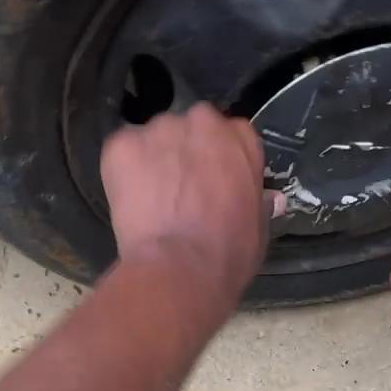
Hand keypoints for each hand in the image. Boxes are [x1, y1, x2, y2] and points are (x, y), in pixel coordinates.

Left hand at [100, 103, 283, 295]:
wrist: (179, 268)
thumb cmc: (229, 254)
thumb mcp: (257, 229)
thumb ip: (258, 202)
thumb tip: (268, 197)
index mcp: (240, 138)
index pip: (233, 135)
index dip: (222, 162)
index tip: (216, 184)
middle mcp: (201, 122)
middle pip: (192, 130)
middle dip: (187, 154)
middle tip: (183, 193)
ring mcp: (159, 130)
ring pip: (156, 140)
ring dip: (155, 162)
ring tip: (154, 201)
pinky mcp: (121, 144)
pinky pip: (123, 152)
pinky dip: (125, 172)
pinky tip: (133, 203)